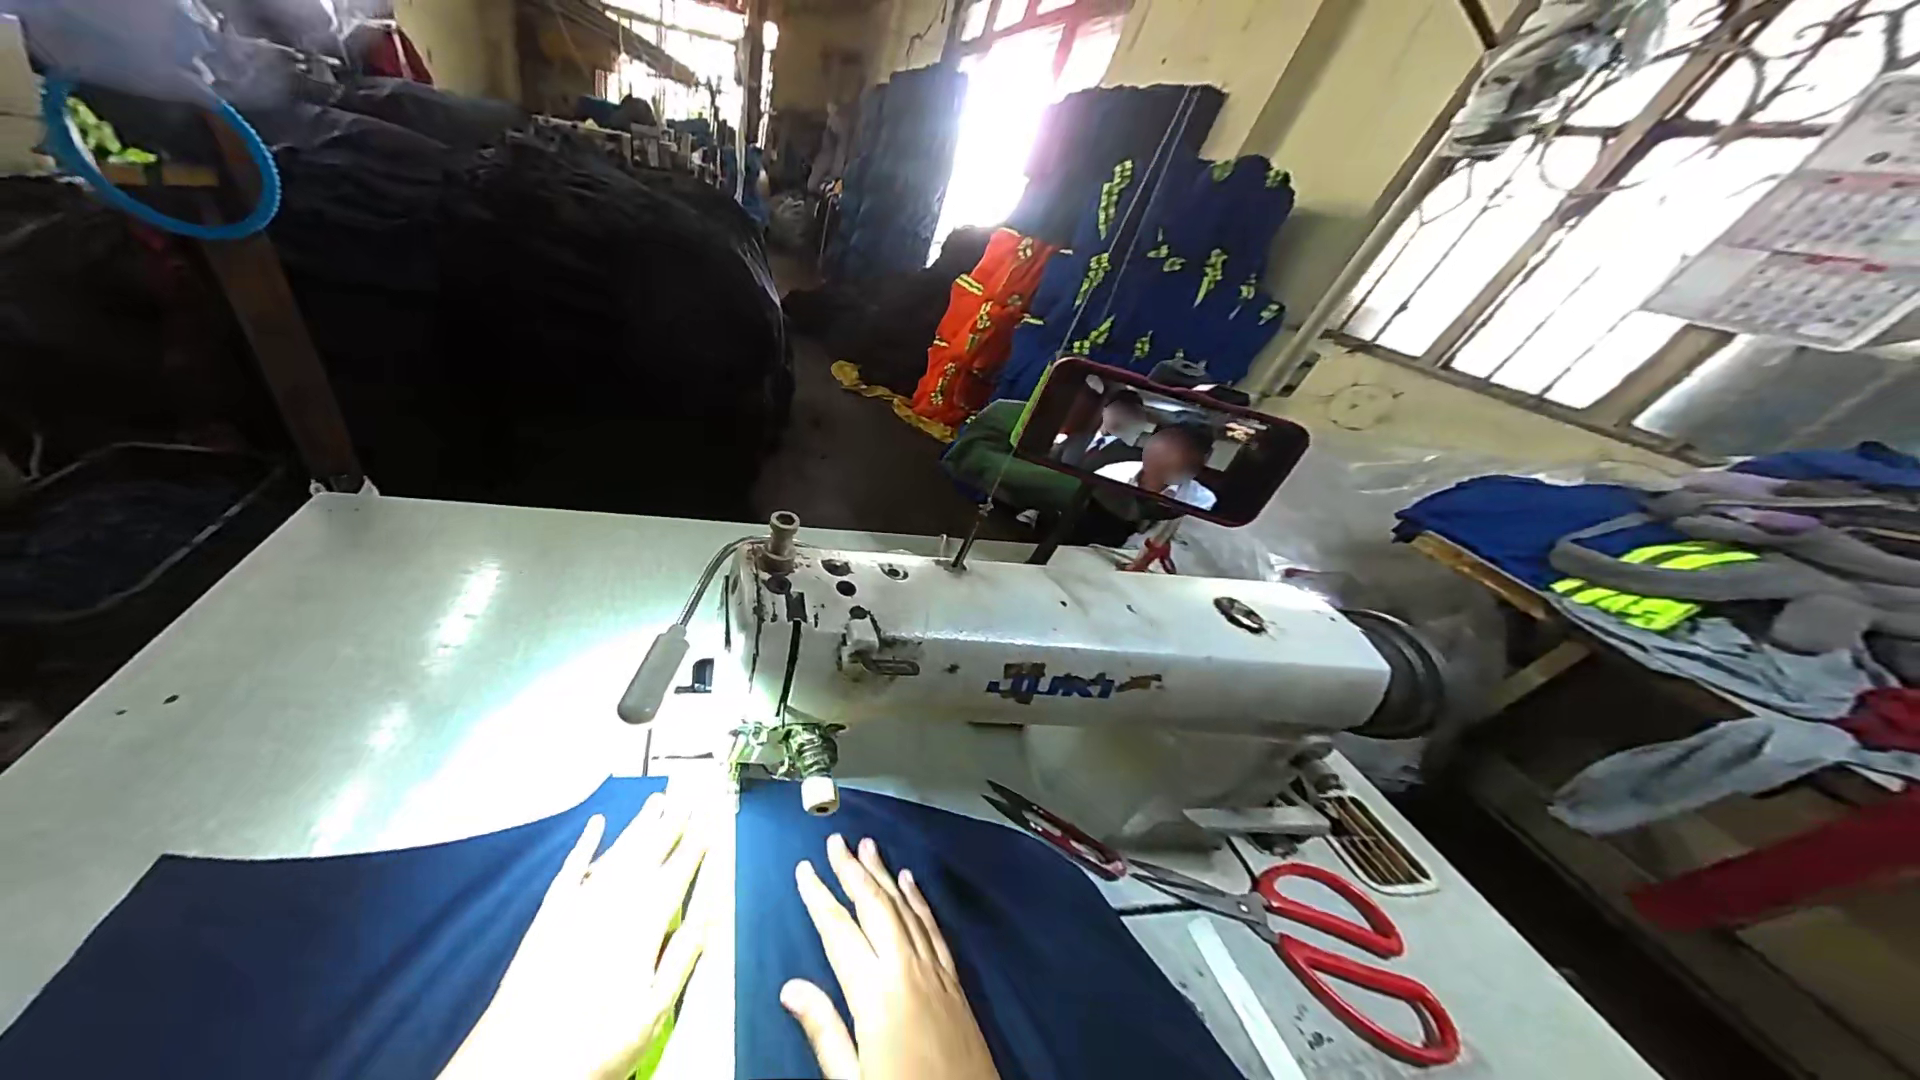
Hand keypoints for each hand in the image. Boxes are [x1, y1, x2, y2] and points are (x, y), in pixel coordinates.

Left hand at [438, 791, 710, 1079]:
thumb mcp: (654, 1010)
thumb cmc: (588, 1050)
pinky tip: (594, 827)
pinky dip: (584, 846)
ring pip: (616, 854)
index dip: (698, 840)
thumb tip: (709, 911)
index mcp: (641, 927)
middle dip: (672, 823)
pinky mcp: (546, 921)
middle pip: (648, 853)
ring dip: (638, 826)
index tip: (712, 816)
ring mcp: (576, 910)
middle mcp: (610, 908)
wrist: (511, 1073)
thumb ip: (684, 954)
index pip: (678, 870)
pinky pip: (569, 871)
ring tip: (657, 803)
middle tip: (690, 796)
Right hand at [783, 834, 1000, 1079]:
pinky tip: (910, 883)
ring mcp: (934, 971)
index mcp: (875, 994)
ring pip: (904, 909)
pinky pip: (933, 927)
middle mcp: (906, 970)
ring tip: (868, 848)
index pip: (839, 933)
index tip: (805, 871)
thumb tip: (791, 989)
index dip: (819, 898)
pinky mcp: (953, 980)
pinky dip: (918, 901)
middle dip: (852, 871)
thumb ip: (825, 1031)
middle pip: (874, 907)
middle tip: (836, 842)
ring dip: (884, 876)